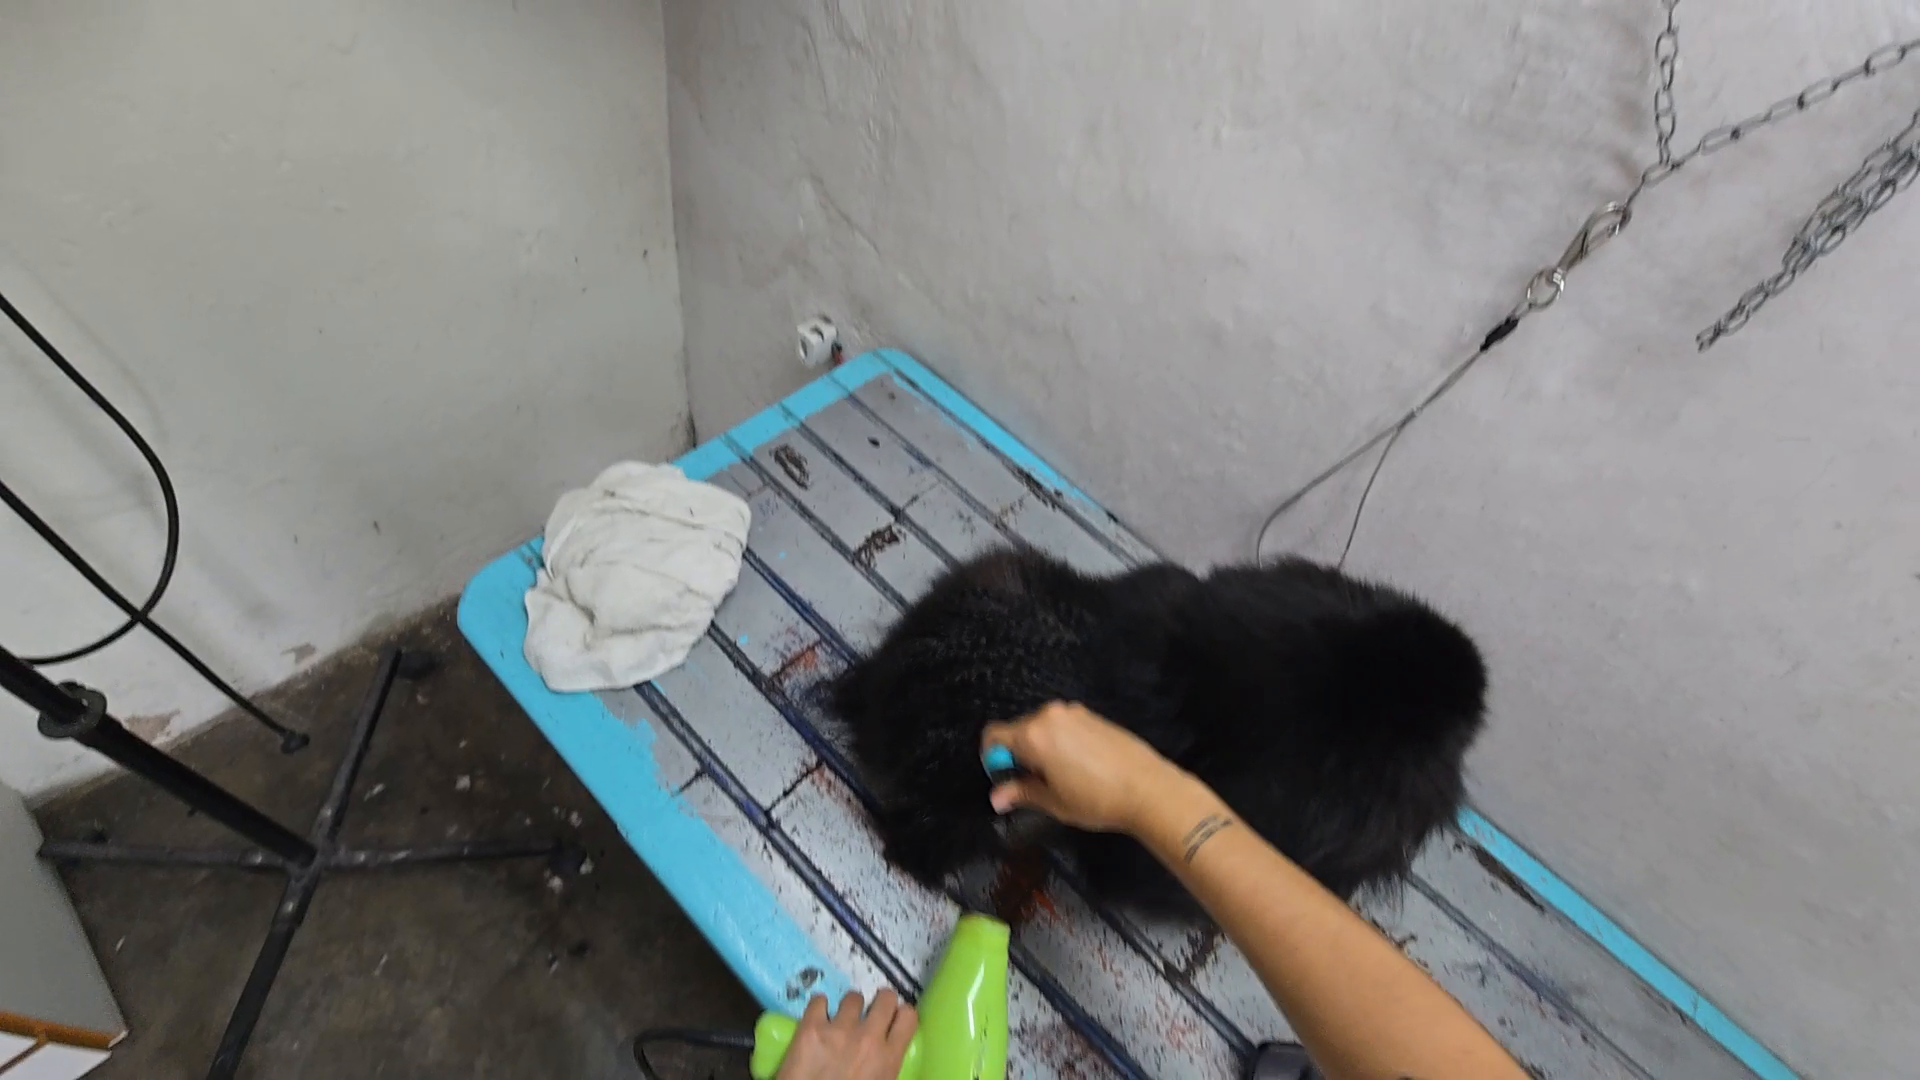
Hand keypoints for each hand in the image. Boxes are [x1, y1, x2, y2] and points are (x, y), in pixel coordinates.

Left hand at [776, 990, 917, 1079]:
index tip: (892, 1023)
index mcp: (888, 1060)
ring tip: (839, 1024)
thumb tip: (888, 1056)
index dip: (900, 1016)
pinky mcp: (811, 1028)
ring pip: (853, 997)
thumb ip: (887, 1068)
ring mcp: (839, 1030)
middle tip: (869, 1018)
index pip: (908, 1016)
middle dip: (879, 1004)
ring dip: (848, 1010)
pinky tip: (817, 1022)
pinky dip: (819, 1010)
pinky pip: (819, 1001)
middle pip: (886, 997)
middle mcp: (868, 1038)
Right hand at [980, 702, 1195, 834]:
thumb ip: (1021, 793)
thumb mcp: (1054, 801)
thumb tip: (996, 798)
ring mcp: (1073, 712)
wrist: (1148, 788)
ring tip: (1061, 776)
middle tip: (1035, 783)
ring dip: (1040, 747)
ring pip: (1041, 727)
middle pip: (1018, 729)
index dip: (993, 758)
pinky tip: (1080, 765)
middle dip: (1018, 754)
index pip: (994, 735)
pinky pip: (1063, 725)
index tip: (1006, 779)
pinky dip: (1060, 741)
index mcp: (1033, 735)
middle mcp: (1049, 715)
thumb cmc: (1095, 799)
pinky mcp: (1092, 715)